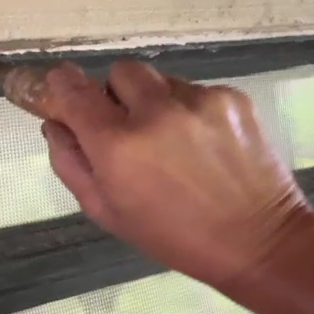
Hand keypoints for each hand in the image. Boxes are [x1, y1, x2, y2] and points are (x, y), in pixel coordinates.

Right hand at [37, 60, 313, 289]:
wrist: (259, 242)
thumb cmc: (171, 236)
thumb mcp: (104, 211)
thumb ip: (69, 162)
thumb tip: (55, 124)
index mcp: (116, 144)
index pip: (72, 89)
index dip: (60, 86)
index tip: (60, 92)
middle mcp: (154, 112)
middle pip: (118, 72)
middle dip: (113, 93)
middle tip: (124, 124)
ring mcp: (197, 100)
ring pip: (157, 80)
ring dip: (152, 101)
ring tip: (169, 139)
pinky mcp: (231, 98)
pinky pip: (192, 90)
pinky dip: (187, 110)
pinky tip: (200, 144)